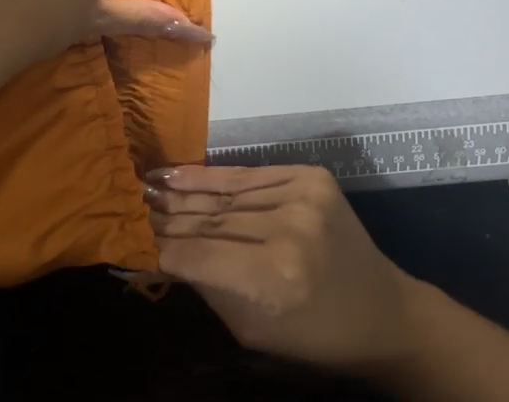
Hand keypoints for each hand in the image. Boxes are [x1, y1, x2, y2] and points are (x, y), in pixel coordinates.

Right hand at [149, 165, 417, 372]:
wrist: (383, 311)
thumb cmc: (312, 335)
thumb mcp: (250, 328)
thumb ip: (203, 285)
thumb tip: (152, 252)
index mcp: (273, 278)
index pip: (196, 255)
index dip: (157, 248)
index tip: (125, 240)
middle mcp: (286, 229)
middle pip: (207, 221)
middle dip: (163, 218)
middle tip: (126, 209)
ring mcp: (301, 196)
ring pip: (222, 195)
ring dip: (179, 192)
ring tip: (143, 187)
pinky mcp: (309, 176)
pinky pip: (246, 175)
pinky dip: (208, 177)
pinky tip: (175, 174)